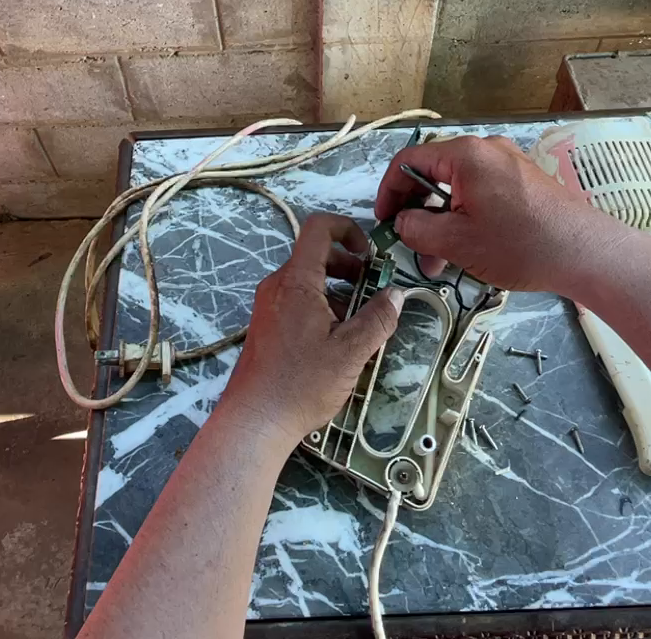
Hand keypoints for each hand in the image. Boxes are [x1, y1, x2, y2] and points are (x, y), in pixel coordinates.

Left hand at [217, 214, 403, 445]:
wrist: (254, 420)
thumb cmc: (300, 384)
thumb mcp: (350, 352)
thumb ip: (377, 319)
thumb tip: (396, 294)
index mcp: (296, 282)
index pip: (318, 229)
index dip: (347, 229)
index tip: (368, 254)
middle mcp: (277, 286)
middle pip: (315, 255)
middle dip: (348, 267)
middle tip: (372, 291)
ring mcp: (268, 305)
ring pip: (307, 281)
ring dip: (337, 290)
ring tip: (359, 320)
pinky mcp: (266, 324)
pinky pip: (296, 300)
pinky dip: (320, 306)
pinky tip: (336, 339)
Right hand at [374, 134, 637, 292]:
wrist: (587, 254)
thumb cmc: (519, 245)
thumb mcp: (456, 242)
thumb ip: (416, 228)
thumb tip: (403, 222)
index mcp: (465, 154)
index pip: (408, 160)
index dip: (388, 191)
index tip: (383, 221)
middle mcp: (486, 149)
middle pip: (433, 172)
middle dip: (417, 211)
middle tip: (411, 245)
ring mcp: (508, 163)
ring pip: (457, 187)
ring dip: (441, 219)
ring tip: (439, 260)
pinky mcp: (524, 181)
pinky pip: (481, 192)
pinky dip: (465, 216)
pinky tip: (467, 247)